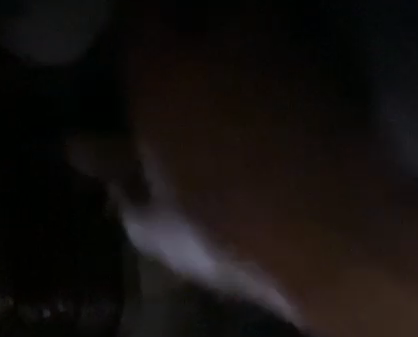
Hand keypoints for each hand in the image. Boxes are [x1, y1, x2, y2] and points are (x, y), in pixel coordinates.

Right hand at [114, 3, 417, 336]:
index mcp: (161, 73)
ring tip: (213, 68)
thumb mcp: (149, 221)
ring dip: (227, 34)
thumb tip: (84, 150)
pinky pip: (285, 41)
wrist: (333, 232)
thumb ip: (116, 176)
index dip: (129, 30)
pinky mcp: (329, 55)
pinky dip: (268, 57)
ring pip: (245, 17)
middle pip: (194, 5)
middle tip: (168, 56)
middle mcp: (221, 36)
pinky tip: (259, 91)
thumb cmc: (220, 232)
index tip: (123, 51)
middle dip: (179, 22)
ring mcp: (281, 39)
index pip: (135, 17)